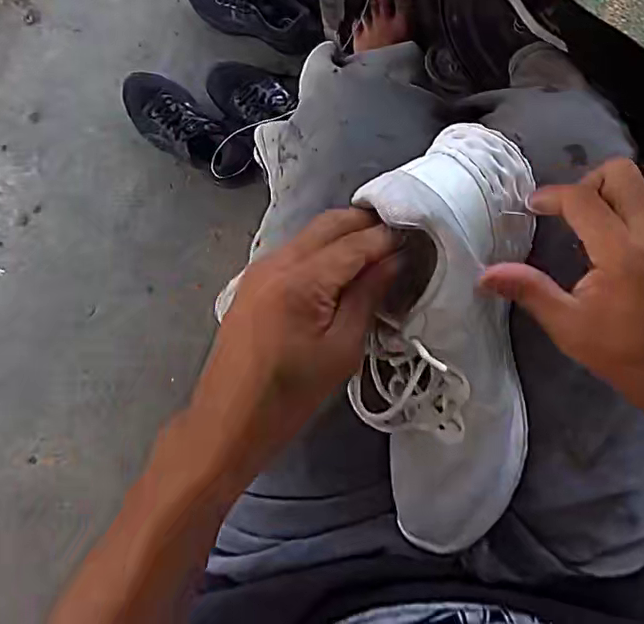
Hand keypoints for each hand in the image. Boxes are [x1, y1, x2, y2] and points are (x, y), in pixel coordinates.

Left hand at [181, 209, 401, 482]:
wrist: (226, 420)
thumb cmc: (289, 397)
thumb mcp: (342, 350)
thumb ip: (368, 295)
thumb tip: (394, 259)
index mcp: (300, 279)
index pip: (354, 243)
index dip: (387, 237)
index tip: (417, 238)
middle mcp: (277, 260)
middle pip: (329, 223)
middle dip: (366, 223)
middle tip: (400, 236)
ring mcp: (261, 266)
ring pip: (311, 232)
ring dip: (345, 234)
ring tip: (378, 252)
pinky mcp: (254, 278)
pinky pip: (297, 248)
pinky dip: (323, 248)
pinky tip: (343, 268)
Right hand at [478, 159, 643, 462]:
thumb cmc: (638, 365)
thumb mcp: (573, 332)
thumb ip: (530, 292)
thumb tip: (486, 274)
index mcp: (623, 253)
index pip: (581, 197)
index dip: (550, 195)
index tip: (534, 206)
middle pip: (621, 174)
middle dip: (588, 182)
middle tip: (572, 212)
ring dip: (615, 210)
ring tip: (600, 249)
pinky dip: (641, 236)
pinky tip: (637, 274)